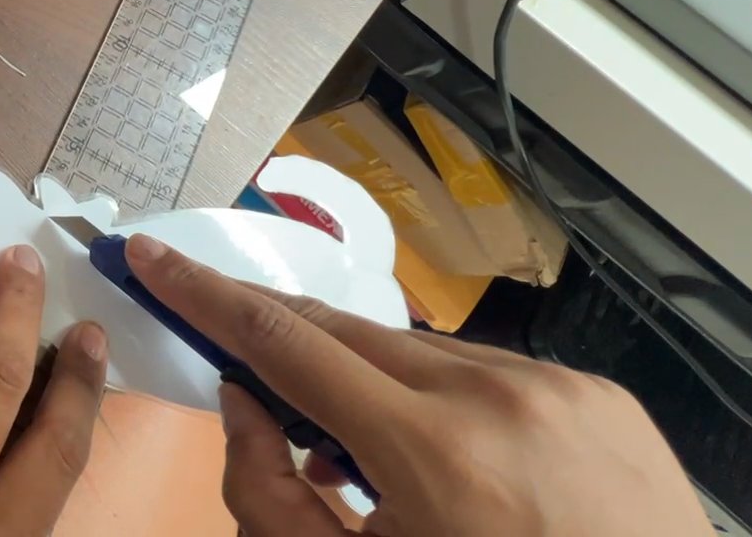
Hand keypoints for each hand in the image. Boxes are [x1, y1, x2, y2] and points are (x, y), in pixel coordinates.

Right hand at [121, 234, 709, 536]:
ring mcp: (563, 388)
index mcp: (439, 459)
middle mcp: (500, 397)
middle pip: (336, 330)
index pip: (282, 341)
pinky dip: (431, 395)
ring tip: (368, 452)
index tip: (147, 256)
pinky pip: (472, 368)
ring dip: (361, 380)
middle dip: (271, 334)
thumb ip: (266, 494)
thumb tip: (240, 395)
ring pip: (403, 349)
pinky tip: (452, 458)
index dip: (201, 294)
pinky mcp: (603, 395)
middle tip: (230, 352)